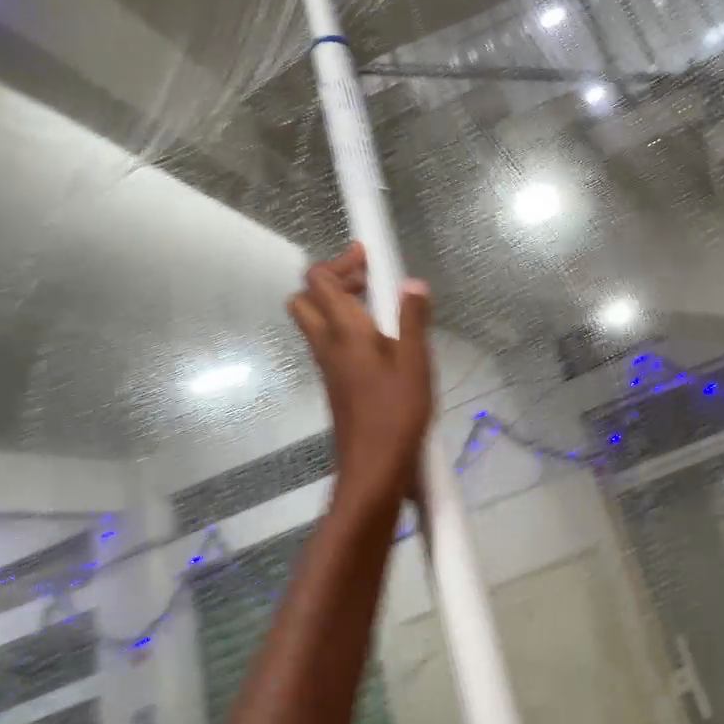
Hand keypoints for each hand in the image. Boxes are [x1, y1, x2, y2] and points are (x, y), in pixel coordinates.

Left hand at [287, 243, 433, 509]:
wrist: (372, 469)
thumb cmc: (397, 414)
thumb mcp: (417, 364)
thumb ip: (414, 320)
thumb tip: (412, 282)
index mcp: (345, 332)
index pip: (319, 281)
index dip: (339, 261)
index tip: (367, 254)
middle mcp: (327, 344)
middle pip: (306, 298)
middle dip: (332, 279)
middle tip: (368, 278)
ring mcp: (327, 366)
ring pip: (315, 321)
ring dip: (338, 303)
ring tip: (380, 303)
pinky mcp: (335, 383)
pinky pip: (329, 341)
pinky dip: (346, 326)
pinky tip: (382, 340)